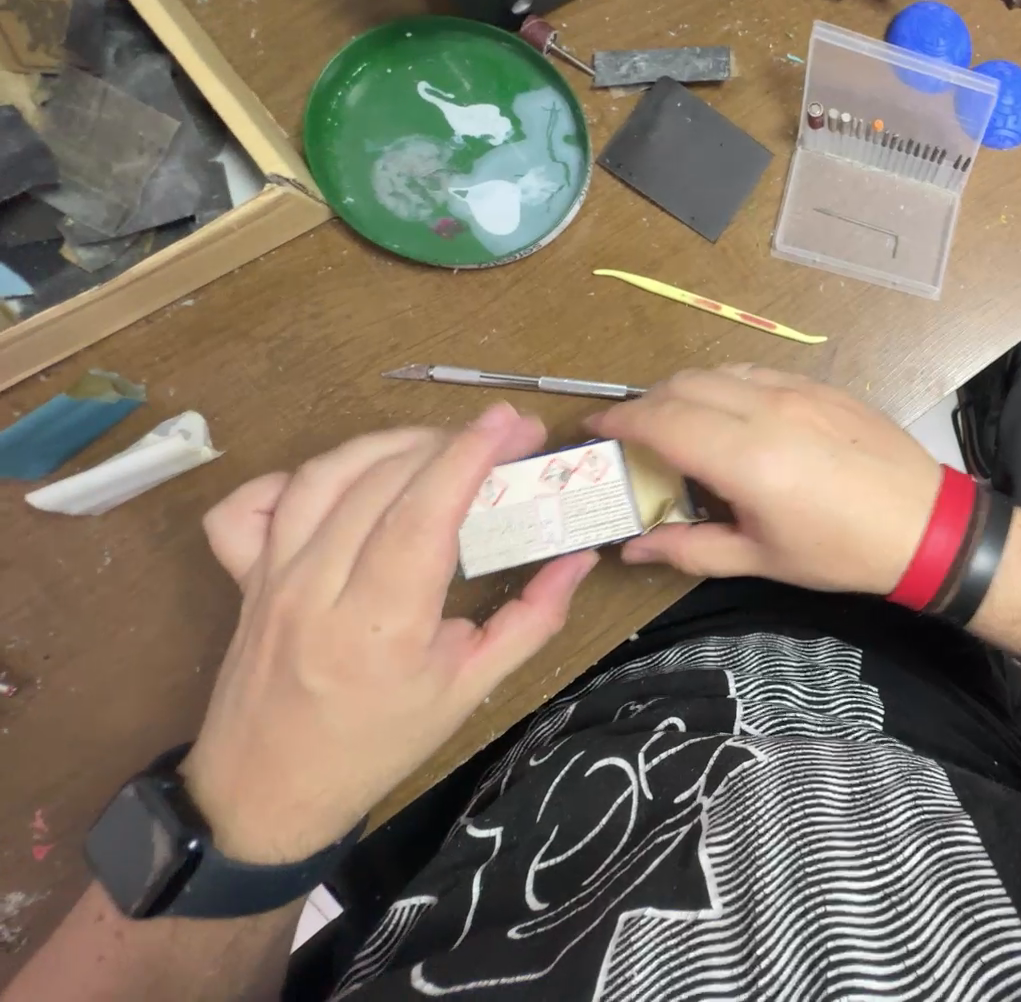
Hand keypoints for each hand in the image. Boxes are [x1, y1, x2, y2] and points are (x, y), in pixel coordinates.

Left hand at [180, 403, 597, 864]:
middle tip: (507, 434)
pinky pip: (250, 505)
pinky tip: (349, 480)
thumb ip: (534, 619)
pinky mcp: (241, 579)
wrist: (266, 793)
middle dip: (449, 441)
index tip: (514, 425)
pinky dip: (300, 475)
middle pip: (379, 481)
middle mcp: (315, 590)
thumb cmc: (382, 742)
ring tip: (444, 443)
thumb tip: (579, 558)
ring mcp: (268, 580)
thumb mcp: (474, 688)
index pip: (422, 516)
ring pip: (322, 477)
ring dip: (390, 444)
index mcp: (381, 625)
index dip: (469, 458)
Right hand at [587, 366, 942, 594]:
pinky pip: (761, 370)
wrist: (926, 525)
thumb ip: (691, 549)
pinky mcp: (826, 387)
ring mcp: (802, 390)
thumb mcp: (763, 559)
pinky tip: (738, 417)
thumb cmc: (843, 552)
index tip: (596, 433)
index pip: (661, 420)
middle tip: (637, 439)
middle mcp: (769, 409)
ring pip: (722, 369)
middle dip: (648, 404)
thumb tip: (632, 546)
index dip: (619, 422)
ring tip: (685, 427)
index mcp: (748, 456)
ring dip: (689, 391)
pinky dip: (731, 385)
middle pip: (684, 384)